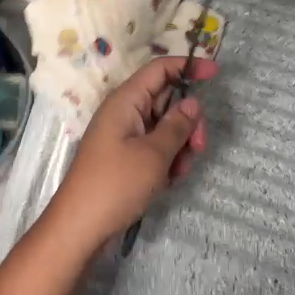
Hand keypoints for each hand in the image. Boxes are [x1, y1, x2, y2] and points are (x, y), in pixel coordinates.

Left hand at [44, 56, 215, 248]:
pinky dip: (167, 159)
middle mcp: (124, 111)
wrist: (79, 228)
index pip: (160, 69)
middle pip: (166, 100)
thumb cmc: (115, 184)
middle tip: (199, 147)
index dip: (188, 66)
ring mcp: (124, 135)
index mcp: (126, 100)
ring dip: (179, 145)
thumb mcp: (154, 154)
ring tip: (179, 172)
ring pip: (164, 126)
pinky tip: (169, 181)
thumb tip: (192, 102)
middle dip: (187, 121)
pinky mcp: (125, 157)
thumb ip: (177, 125)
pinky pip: (154, 147)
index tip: (215, 73)